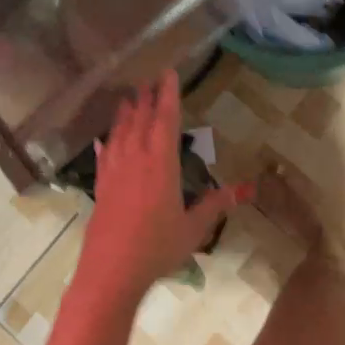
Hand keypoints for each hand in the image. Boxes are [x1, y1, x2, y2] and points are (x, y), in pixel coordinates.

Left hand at [76, 71, 250, 304]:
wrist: (110, 272)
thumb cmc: (156, 248)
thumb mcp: (193, 229)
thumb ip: (214, 206)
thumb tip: (243, 190)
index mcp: (161, 164)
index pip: (165, 120)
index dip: (168, 95)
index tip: (168, 73)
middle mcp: (135, 160)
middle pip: (140, 120)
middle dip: (146, 98)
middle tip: (149, 79)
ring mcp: (114, 172)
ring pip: (119, 133)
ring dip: (125, 114)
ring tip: (128, 98)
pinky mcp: (101, 187)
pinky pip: (104, 155)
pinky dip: (107, 141)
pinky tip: (105, 138)